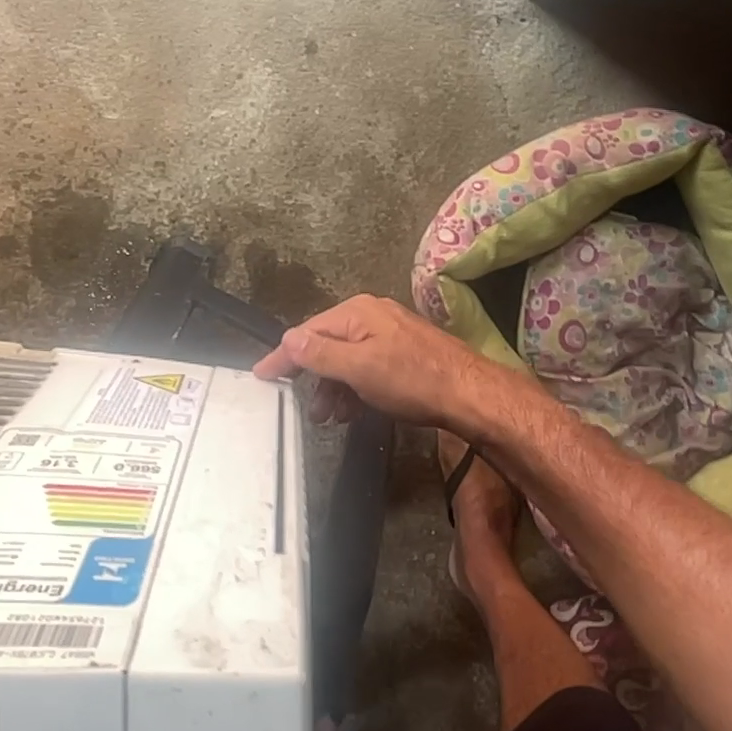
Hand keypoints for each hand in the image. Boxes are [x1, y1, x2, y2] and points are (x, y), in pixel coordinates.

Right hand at [252, 294, 532, 435]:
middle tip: (312, 413)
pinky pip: (366, 366)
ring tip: (333, 418)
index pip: (307, 332)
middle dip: (315, 379)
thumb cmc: (412, 379)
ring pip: (347, 359)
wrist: (470, 394)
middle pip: (327, 345)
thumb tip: (287, 340)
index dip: (283, 356)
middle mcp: (371, 315)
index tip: (261, 375)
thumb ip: (321, 354)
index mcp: (357, 312)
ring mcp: (389, 333)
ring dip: (335, 388)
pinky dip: (355, 388)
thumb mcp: (360, 368)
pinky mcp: (403, 352)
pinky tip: (356, 409)